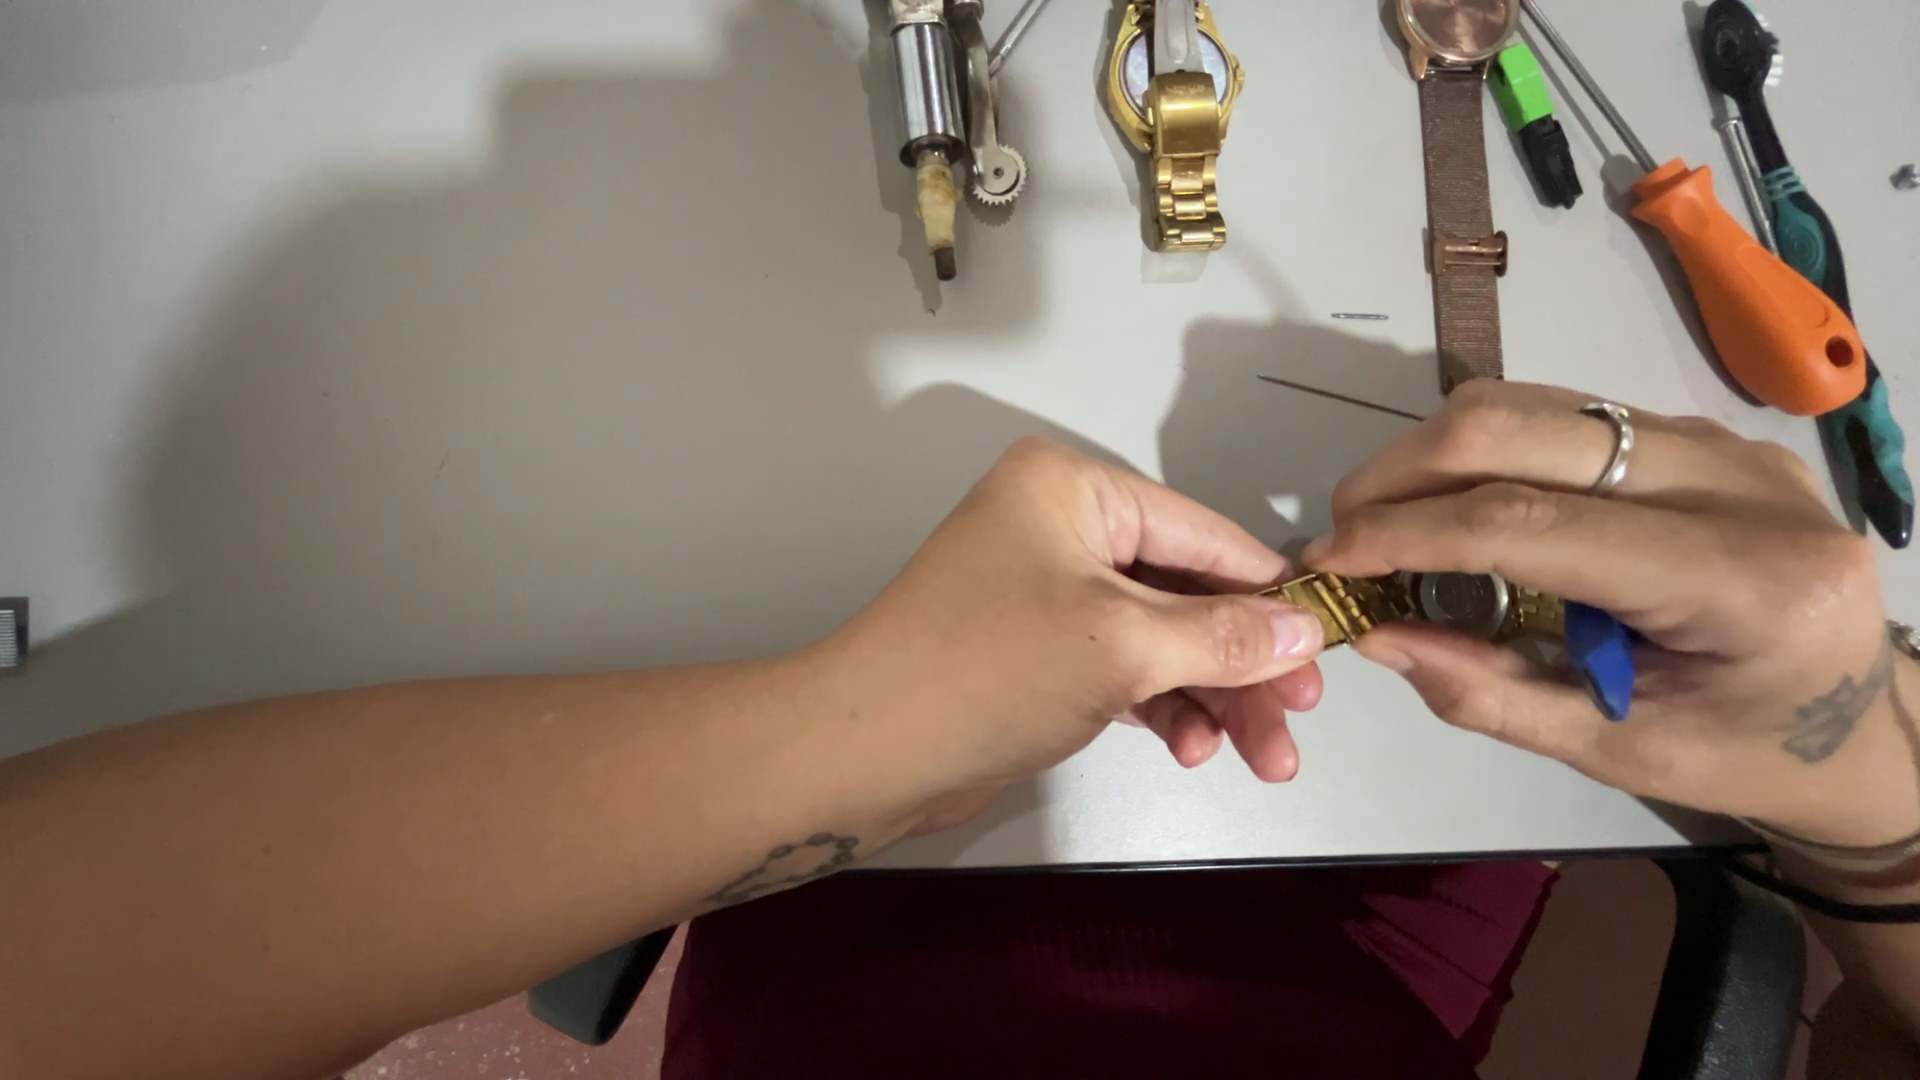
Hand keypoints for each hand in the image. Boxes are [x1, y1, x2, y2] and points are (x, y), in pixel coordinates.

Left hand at [834, 438, 1325, 823]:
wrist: (870, 750)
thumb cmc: (989, 669)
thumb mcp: (1121, 644)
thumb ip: (1221, 635)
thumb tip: (1304, 627)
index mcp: (1068, 489)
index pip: (1198, 532)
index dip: (1268, 588)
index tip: (1330, 638)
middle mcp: (1057, 529)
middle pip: (1180, 590)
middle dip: (1240, 660)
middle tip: (1296, 718)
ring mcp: (1046, 592)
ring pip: (1154, 636)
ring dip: (1207, 694)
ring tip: (1259, 756)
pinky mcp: (1037, 650)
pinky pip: (1119, 666)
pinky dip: (1159, 704)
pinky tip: (1191, 747)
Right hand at [1307, 381, 1914, 846]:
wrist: (1867, 715)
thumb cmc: (1743, 750)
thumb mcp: (1612, 751)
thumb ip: (1485, 694)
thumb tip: (1373, 635)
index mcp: (1739, 579)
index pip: (1525, 523)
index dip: (1405, 534)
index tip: (1328, 562)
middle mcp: (1732, 481)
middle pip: (1510, 429)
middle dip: (1395, 477)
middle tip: (1346, 535)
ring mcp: (1707, 442)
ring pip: (1515, 403)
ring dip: (1419, 456)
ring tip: (1382, 519)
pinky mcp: (1678, 432)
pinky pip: (1538, 410)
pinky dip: (1461, 449)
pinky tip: (1442, 500)